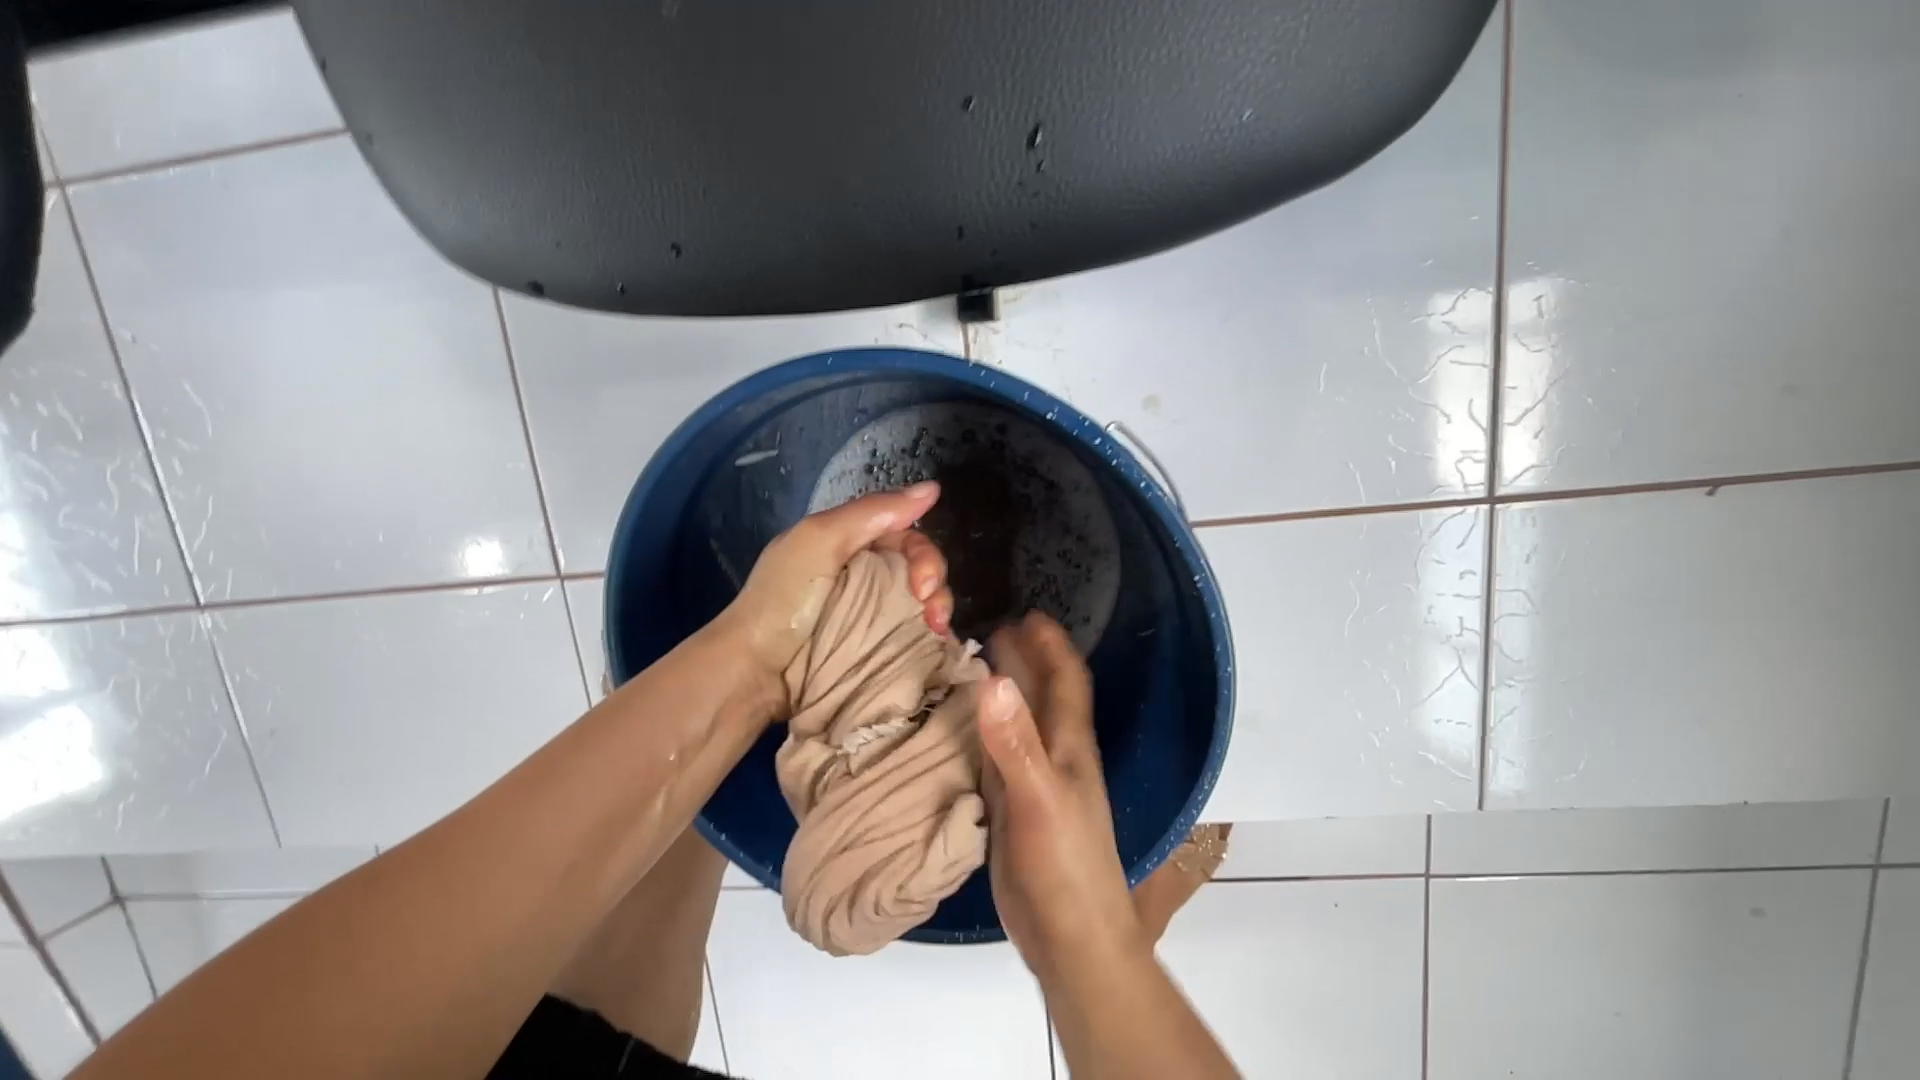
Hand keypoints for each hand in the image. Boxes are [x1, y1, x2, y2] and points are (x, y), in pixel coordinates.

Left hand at [724, 482, 954, 699]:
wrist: (754, 669)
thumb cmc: (783, 598)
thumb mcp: (820, 539)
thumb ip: (874, 511)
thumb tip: (933, 488)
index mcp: (850, 543)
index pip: (906, 537)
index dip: (924, 555)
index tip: (923, 586)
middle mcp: (863, 575)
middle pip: (919, 570)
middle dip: (936, 586)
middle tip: (934, 615)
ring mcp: (870, 616)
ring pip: (922, 604)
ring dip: (938, 614)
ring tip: (938, 634)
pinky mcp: (873, 650)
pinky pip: (913, 637)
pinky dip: (930, 640)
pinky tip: (938, 649)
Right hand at [978, 614, 1143, 985]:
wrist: (1069, 937)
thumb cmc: (1064, 864)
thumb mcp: (1038, 798)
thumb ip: (1015, 741)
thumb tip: (992, 678)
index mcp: (1070, 746)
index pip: (1066, 681)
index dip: (1052, 645)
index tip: (1028, 612)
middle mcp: (1054, 756)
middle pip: (1040, 696)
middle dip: (1022, 659)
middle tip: (988, 626)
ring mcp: (1033, 783)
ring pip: (1018, 723)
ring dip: (1001, 692)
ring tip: (970, 663)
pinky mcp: (1012, 808)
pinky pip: (995, 755)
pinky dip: (981, 732)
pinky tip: (961, 724)